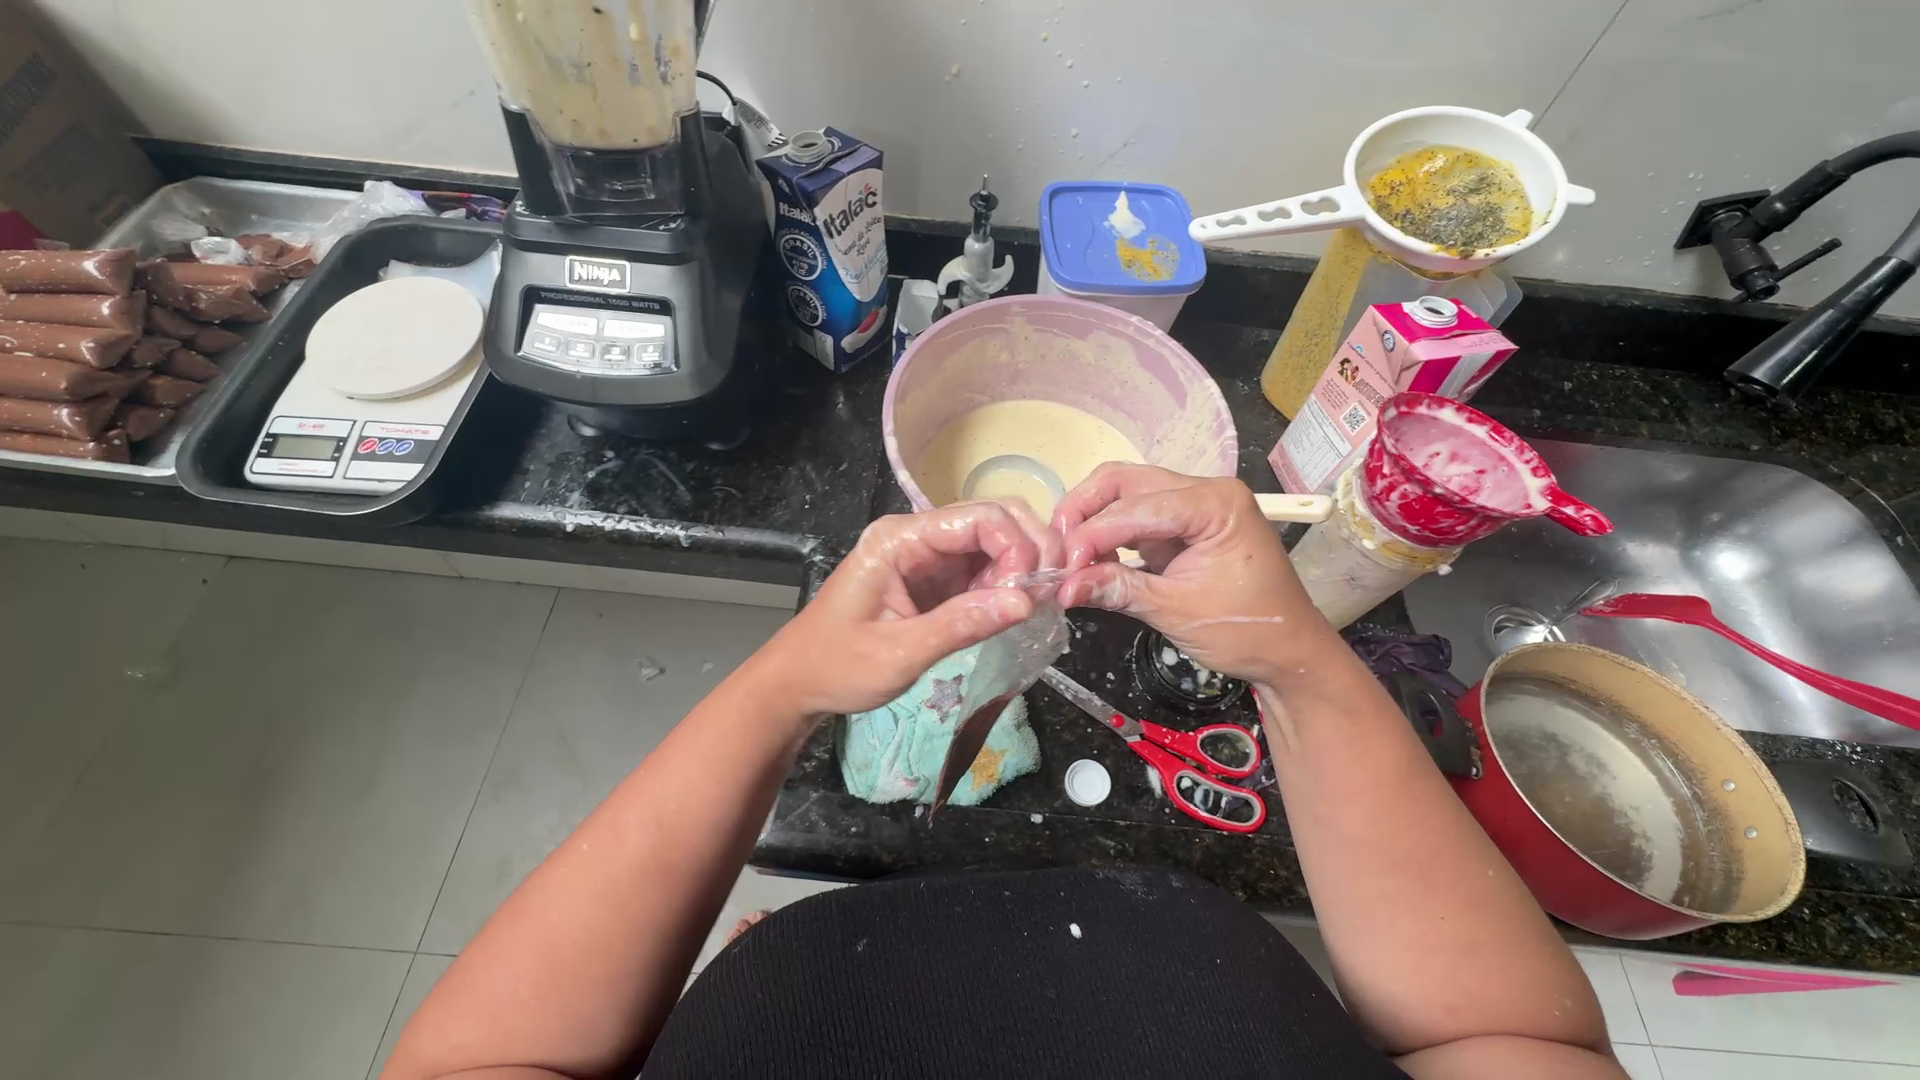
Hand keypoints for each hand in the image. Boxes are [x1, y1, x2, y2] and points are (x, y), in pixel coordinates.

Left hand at [756, 500, 1063, 718]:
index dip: (1016, 546)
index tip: (1029, 594)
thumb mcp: (898, 653)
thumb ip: (960, 625)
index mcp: (900, 539)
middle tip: (1050, 592)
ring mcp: (928, 556)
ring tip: (1037, 605)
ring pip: (994, 542)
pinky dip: (1007, 585)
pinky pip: (983, 569)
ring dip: (1022, 567)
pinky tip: (1018, 609)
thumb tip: (1024, 603)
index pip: (977, 517)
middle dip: (1029, 548)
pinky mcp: (936, 580)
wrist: (798, 683)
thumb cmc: (837, 667)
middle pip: (992, 519)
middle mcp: (917, 536)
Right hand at [1052, 464, 1337, 686]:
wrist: (1289, 652)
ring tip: (1069, 556)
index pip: (1135, 506)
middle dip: (1083, 511)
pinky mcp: (1183, 525)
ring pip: (1125, 493)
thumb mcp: (1175, 611)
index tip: (1062, 569)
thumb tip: (1062, 589)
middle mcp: (1203, 491)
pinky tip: (1091, 558)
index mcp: (1214, 503)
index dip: (1091, 534)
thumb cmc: (1245, 630)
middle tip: (1057, 549)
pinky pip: (1135, 516)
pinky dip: (1109, 533)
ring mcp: (1193, 505)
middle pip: (1124, 481)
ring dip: (1092, 520)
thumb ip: (1117, 590)